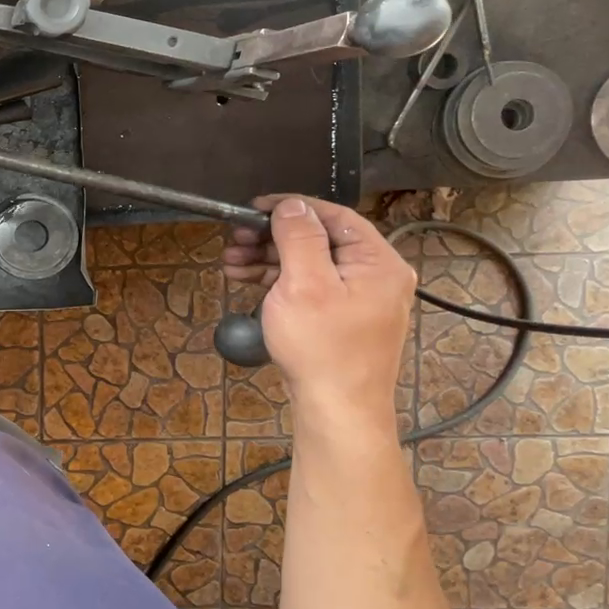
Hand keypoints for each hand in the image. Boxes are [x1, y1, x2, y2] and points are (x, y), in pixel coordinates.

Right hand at [222, 196, 415, 434]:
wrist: (336, 403)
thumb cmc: (321, 344)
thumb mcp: (303, 284)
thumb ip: (299, 239)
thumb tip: (292, 205)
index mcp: (378, 261)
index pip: (334, 216)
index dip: (292, 207)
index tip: (252, 208)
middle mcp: (375, 274)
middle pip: (319, 239)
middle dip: (272, 236)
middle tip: (235, 239)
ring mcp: (358, 295)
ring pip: (309, 261)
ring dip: (267, 257)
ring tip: (230, 262)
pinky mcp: (341, 314)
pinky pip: (308, 283)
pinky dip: (276, 278)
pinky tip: (245, 279)